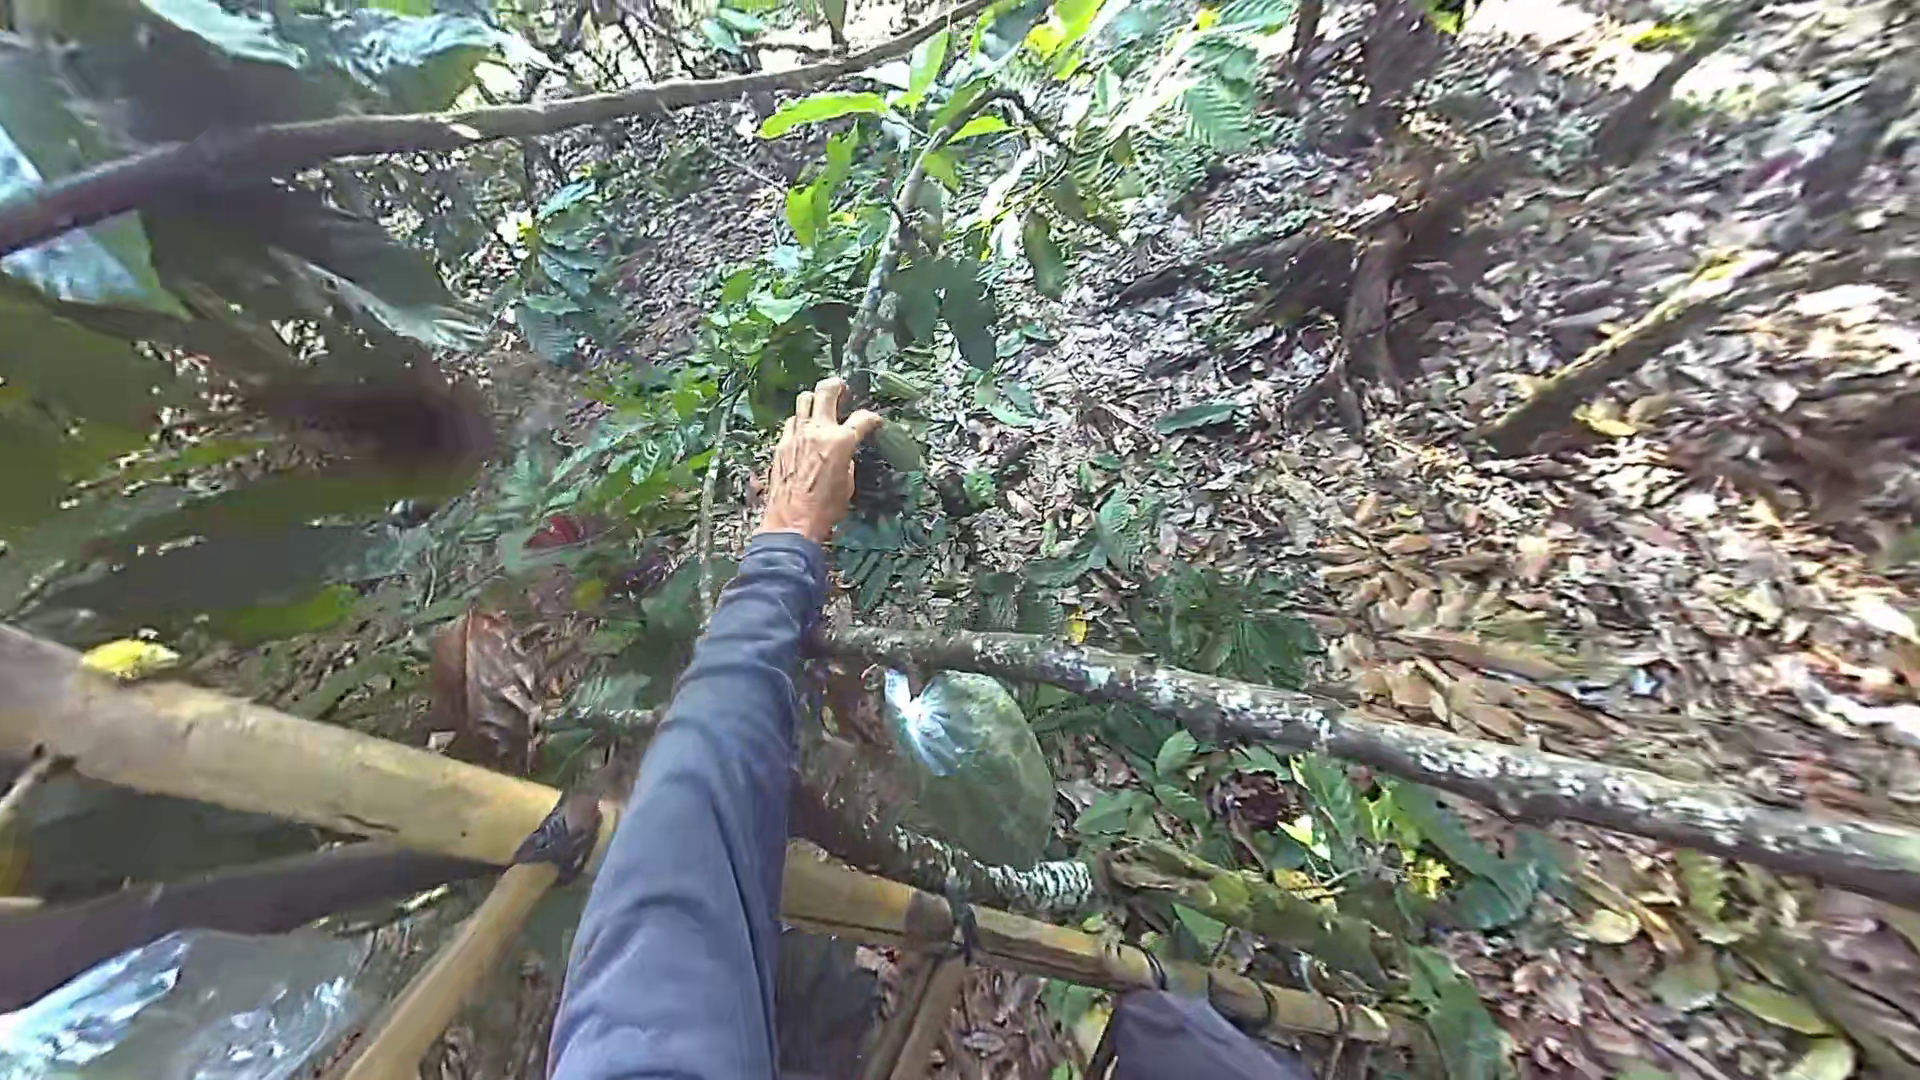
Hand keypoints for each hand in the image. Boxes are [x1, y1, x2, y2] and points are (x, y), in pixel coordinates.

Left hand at [755, 376, 883, 544]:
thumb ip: (847, 460)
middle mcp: (817, 432)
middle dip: (837, 386)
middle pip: (826, 392)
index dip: (872, 418)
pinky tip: (804, 430)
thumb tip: (844, 453)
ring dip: (815, 400)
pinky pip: (791, 422)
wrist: (793, 521)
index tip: (874, 421)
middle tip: (841, 388)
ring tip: (820, 405)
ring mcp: (796, 436)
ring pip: (804, 400)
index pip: (862, 419)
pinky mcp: (782, 444)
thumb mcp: (847, 484)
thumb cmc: (825, 509)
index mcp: (840, 442)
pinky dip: (800, 421)